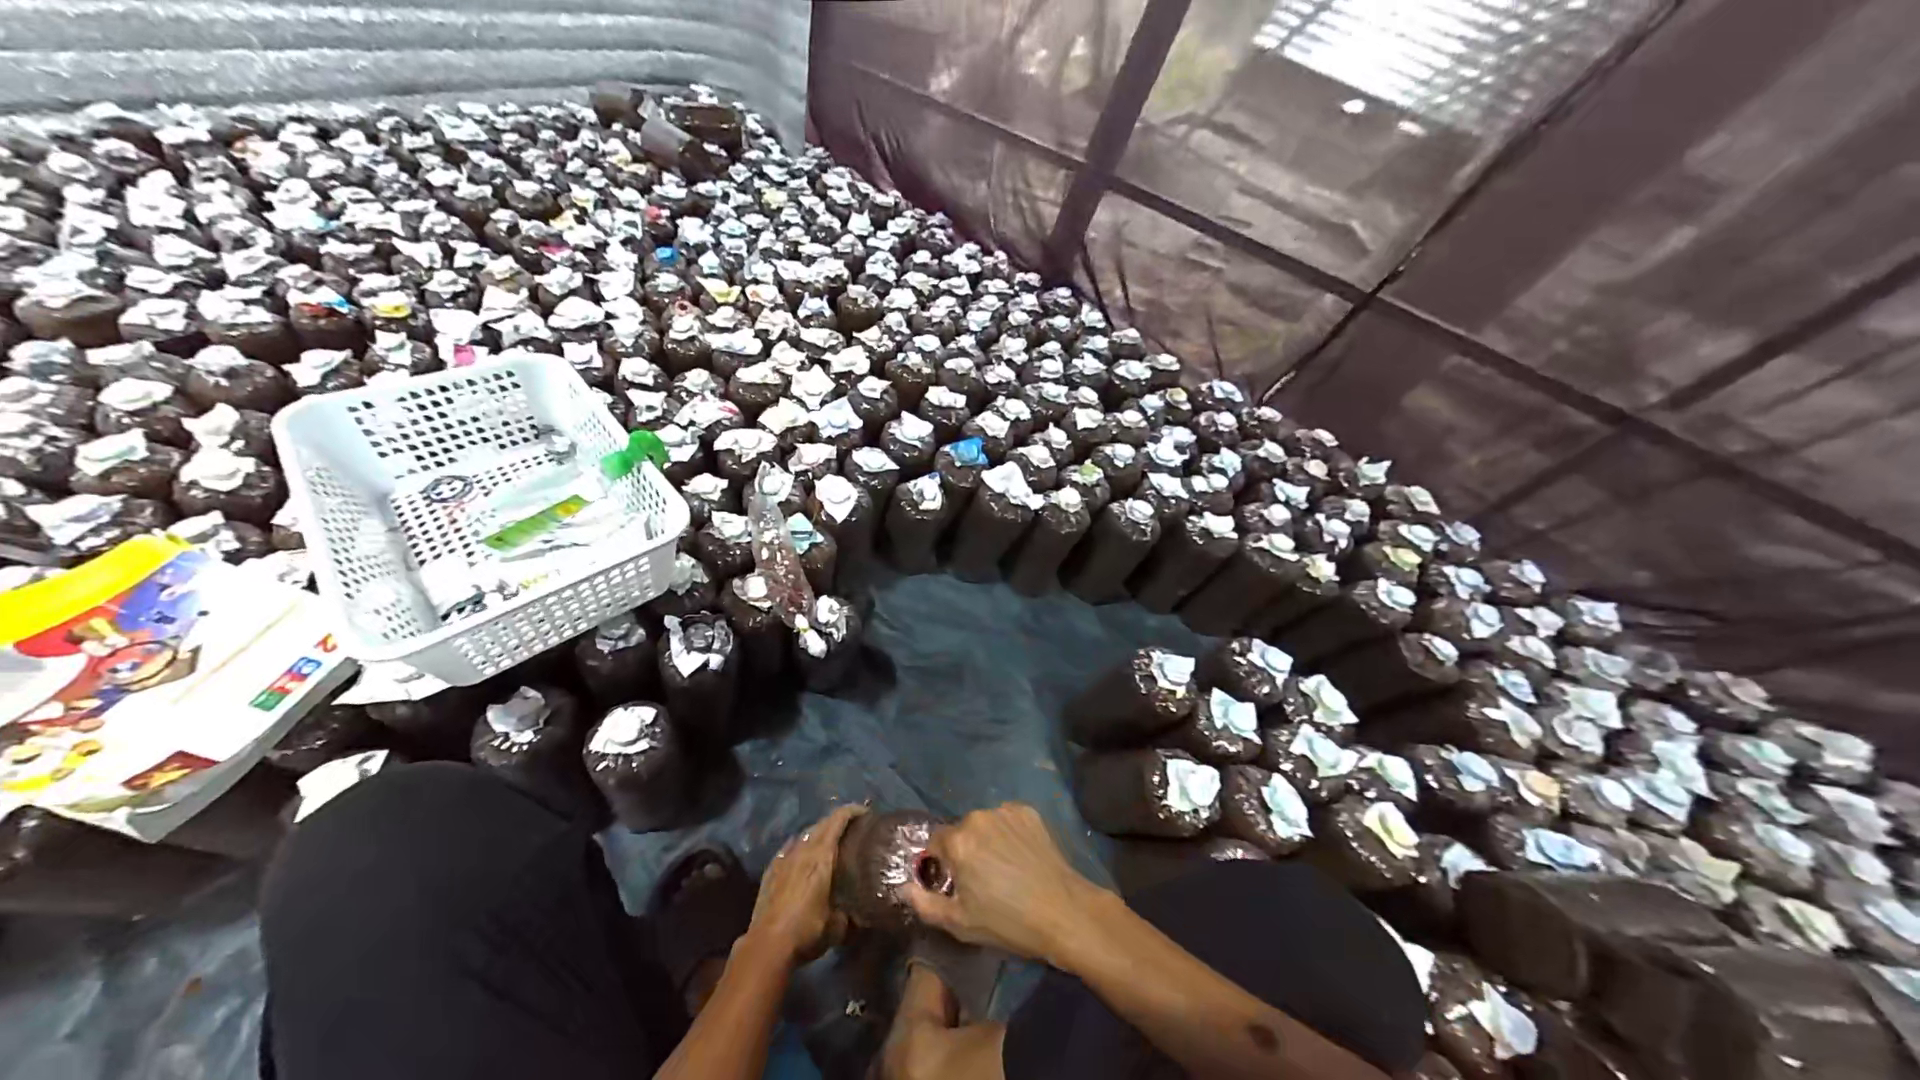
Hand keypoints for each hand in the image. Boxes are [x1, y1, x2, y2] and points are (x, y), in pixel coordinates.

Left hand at [745, 803, 864, 963]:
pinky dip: (801, 846)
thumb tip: (858, 911)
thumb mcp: (837, 926)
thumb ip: (849, 912)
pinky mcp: (771, 870)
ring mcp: (784, 859)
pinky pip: (789, 848)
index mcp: (821, 856)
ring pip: (804, 835)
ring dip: (819, 833)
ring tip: (830, 841)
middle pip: (821, 824)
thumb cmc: (807, 931)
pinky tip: (803, 854)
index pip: (837, 820)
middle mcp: (802, 850)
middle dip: (838, 820)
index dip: (852, 811)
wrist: (767, 946)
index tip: (865, 812)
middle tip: (853, 827)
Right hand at [903, 802, 1108, 964]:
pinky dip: (1008, 833)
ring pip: (984, 824)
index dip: (941, 863)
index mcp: (957, 841)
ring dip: (986, 840)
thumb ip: (924, 904)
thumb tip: (903, 887)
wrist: (1063, 911)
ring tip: (1004, 868)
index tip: (954, 882)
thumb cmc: (1007, 921)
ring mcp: (1006, 812)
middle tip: (981, 879)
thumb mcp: (959, 923)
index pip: (935, 842)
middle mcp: (978, 818)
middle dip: (964, 850)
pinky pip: (1007, 819)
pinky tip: (1020, 856)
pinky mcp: (1029, 813)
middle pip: (960, 831)